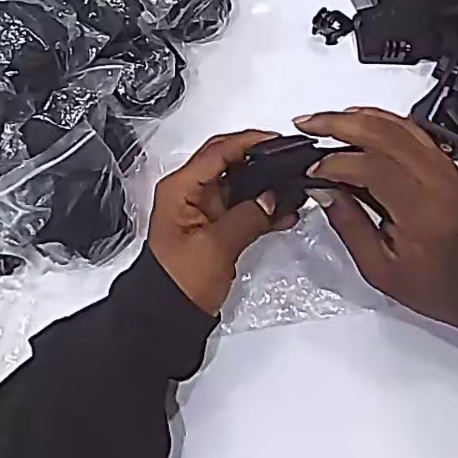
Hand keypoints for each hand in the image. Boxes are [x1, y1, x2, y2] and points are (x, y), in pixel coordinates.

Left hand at [149, 130, 296, 315]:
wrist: (167, 317)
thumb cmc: (177, 281)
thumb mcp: (215, 247)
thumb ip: (247, 217)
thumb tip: (271, 197)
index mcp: (180, 188)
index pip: (216, 151)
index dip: (247, 142)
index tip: (274, 140)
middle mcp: (190, 192)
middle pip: (228, 161)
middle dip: (258, 158)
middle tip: (286, 157)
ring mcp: (204, 208)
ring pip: (239, 183)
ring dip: (264, 184)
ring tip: (290, 185)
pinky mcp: (216, 225)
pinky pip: (243, 206)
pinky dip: (262, 207)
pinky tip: (284, 212)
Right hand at [296, 108, 457, 333]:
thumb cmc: (438, 285)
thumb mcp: (381, 269)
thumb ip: (349, 225)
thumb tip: (323, 191)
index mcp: (422, 212)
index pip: (373, 167)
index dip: (336, 163)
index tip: (314, 171)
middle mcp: (437, 182)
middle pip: (383, 132)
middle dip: (337, 123)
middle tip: (308, 124)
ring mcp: (442, 167)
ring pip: (395, 123)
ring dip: (355, 116)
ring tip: (324, 120)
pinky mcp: (443, 162)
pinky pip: (408, 127)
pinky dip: (379, 118)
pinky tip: (358, 120)